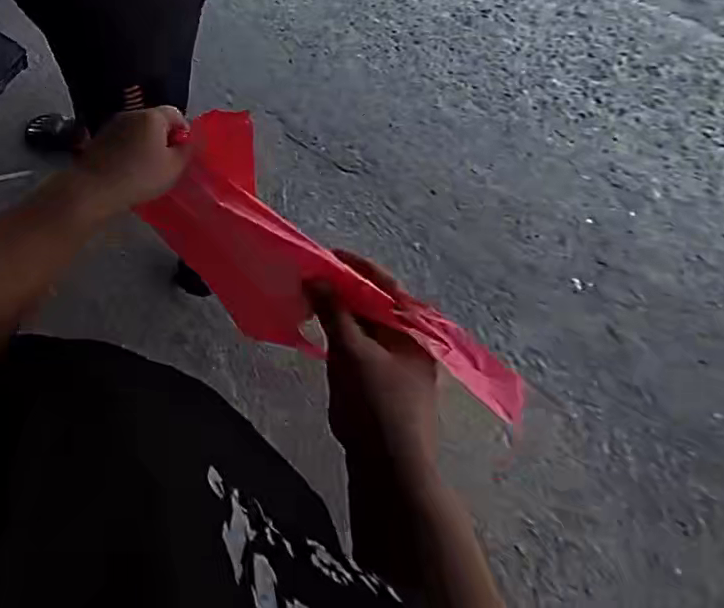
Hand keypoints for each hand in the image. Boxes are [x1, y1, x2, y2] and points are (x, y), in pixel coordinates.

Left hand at [69, 106, 193, 213]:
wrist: (94, 188)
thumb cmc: (140, 176)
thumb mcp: (174, 167)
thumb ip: (187, 150)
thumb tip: (188, 140)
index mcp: (152, 116)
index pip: (176, 114)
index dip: (184, 132)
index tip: (183, 153)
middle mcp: (131, 113)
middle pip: (155, 121)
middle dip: (164, 138)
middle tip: (167, 162)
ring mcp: (112, 124)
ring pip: (137, 130)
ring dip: (145, 144)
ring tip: (147, 168)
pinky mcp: (99, 137)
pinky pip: (122, 139)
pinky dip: (128, 149)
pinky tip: (128, 169)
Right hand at [309, 252, 440, 466]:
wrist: (391, 469)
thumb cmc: (375, 403)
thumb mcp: (351, 350)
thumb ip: (332, 310)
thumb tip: (315, 277)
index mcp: (413, 330)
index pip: (385, 285)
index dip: (355, 266)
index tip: (326, 254)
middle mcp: (410, 343)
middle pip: (375, 304)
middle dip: (343, 289)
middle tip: (311, 278)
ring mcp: (398, 365)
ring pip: (366, 326)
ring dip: (339, 312)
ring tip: (310, 301)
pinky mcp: (383, 384)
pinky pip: (360, 346)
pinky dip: (341, 334)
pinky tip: (320, 333)